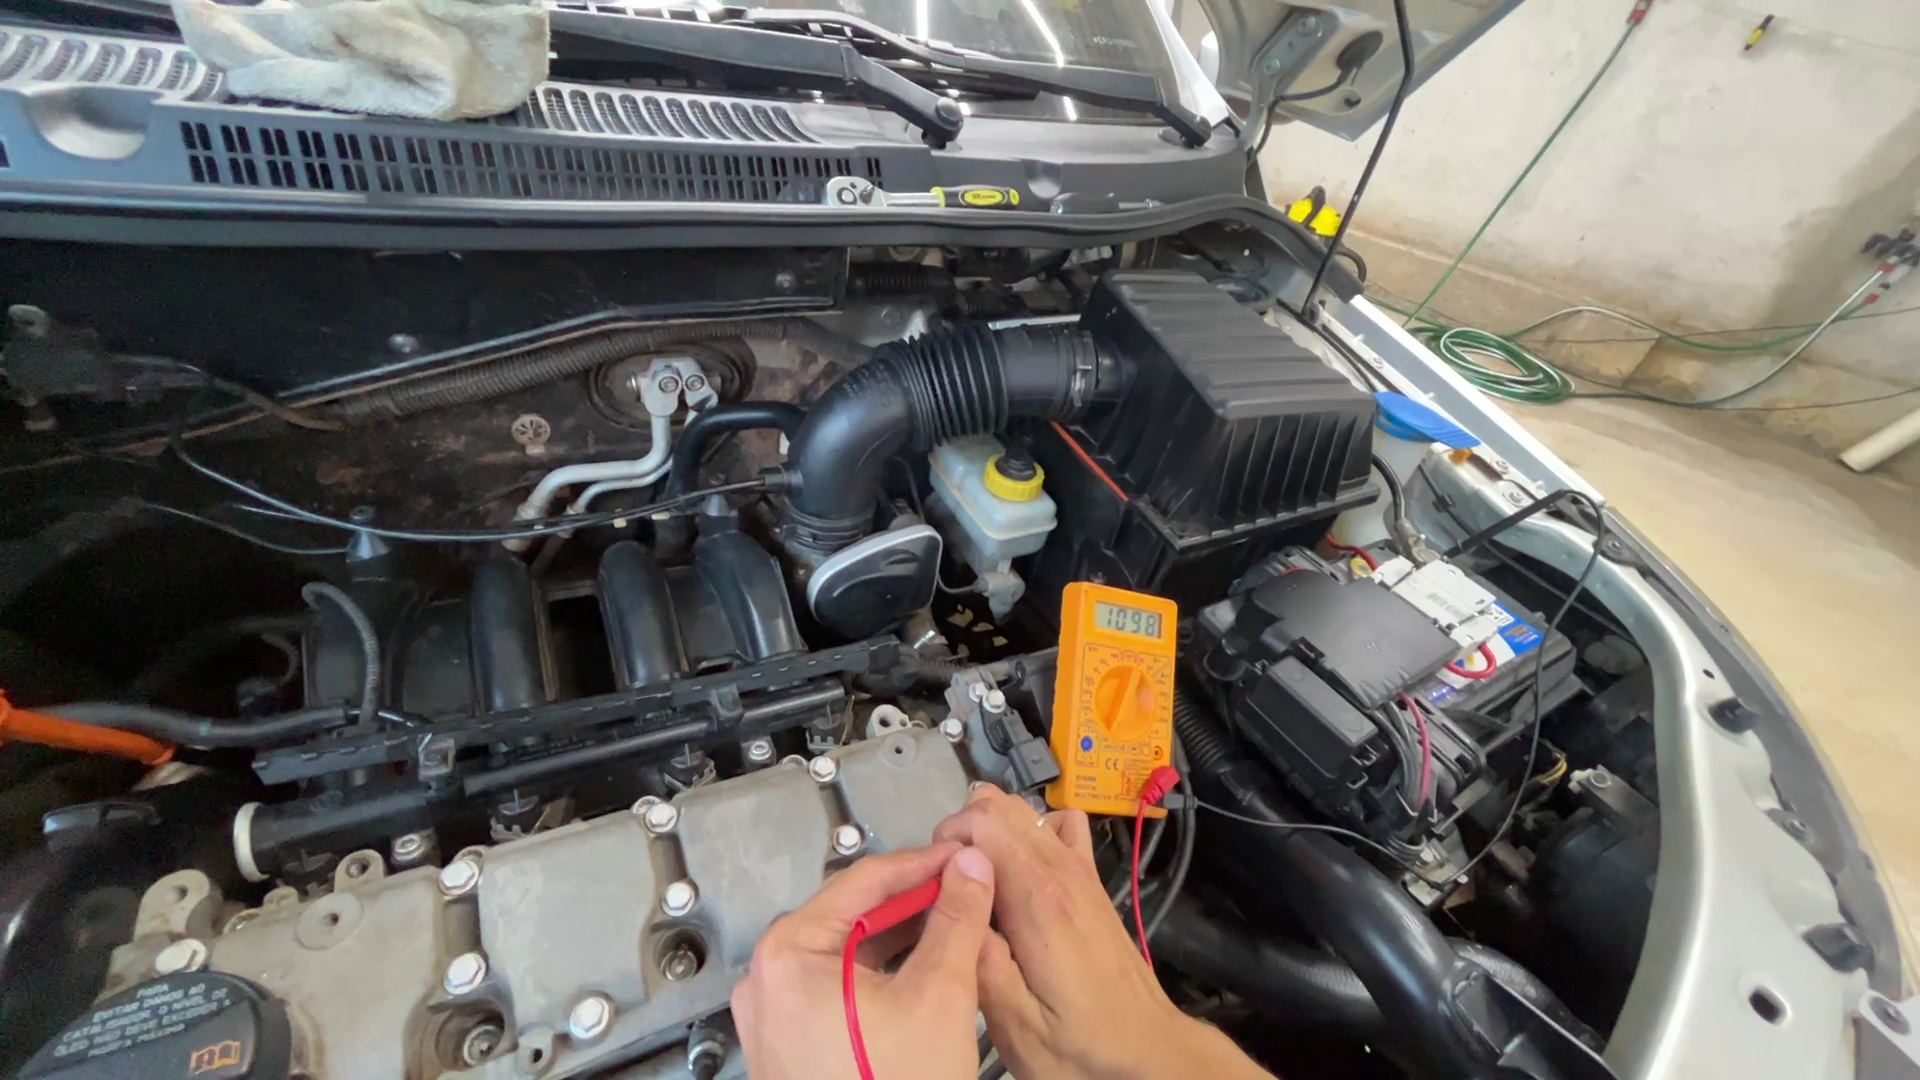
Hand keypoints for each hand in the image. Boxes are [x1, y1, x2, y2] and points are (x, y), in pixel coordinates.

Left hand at [732, 842, 995, 1079]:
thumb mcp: (939, 994)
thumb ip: (958, 918)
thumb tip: (972, 865)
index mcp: (787, 954)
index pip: (864, 879)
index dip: (922, 862)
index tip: (961, 854)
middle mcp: (767, 978)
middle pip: (853, 912)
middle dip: (913, 898)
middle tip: (961, 885)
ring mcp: (773, 1014)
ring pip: (848, 948)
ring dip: (902, 932)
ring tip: (952, 919)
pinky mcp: (789, 1043)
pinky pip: (838, 983)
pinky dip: (882, 968)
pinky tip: (924, 962)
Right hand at [933, 785, 1272, 1079]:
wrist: (1148, 1052)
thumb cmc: (1078, 1046)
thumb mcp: (1016, 1024)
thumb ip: (979, 957)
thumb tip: (948, 899)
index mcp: (1037, 897)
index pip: (981, 822)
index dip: (947, 841)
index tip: (934, 883)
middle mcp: (1060, 866)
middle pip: (998, 803)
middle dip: (961, 831)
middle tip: (950, 885)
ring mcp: (1079, 866)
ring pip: (1023, 808)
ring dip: (990, 828)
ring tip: (978, 880)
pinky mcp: (1090, 876)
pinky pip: (1058, 822)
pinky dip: (1031, 829)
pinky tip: (1021, 866)